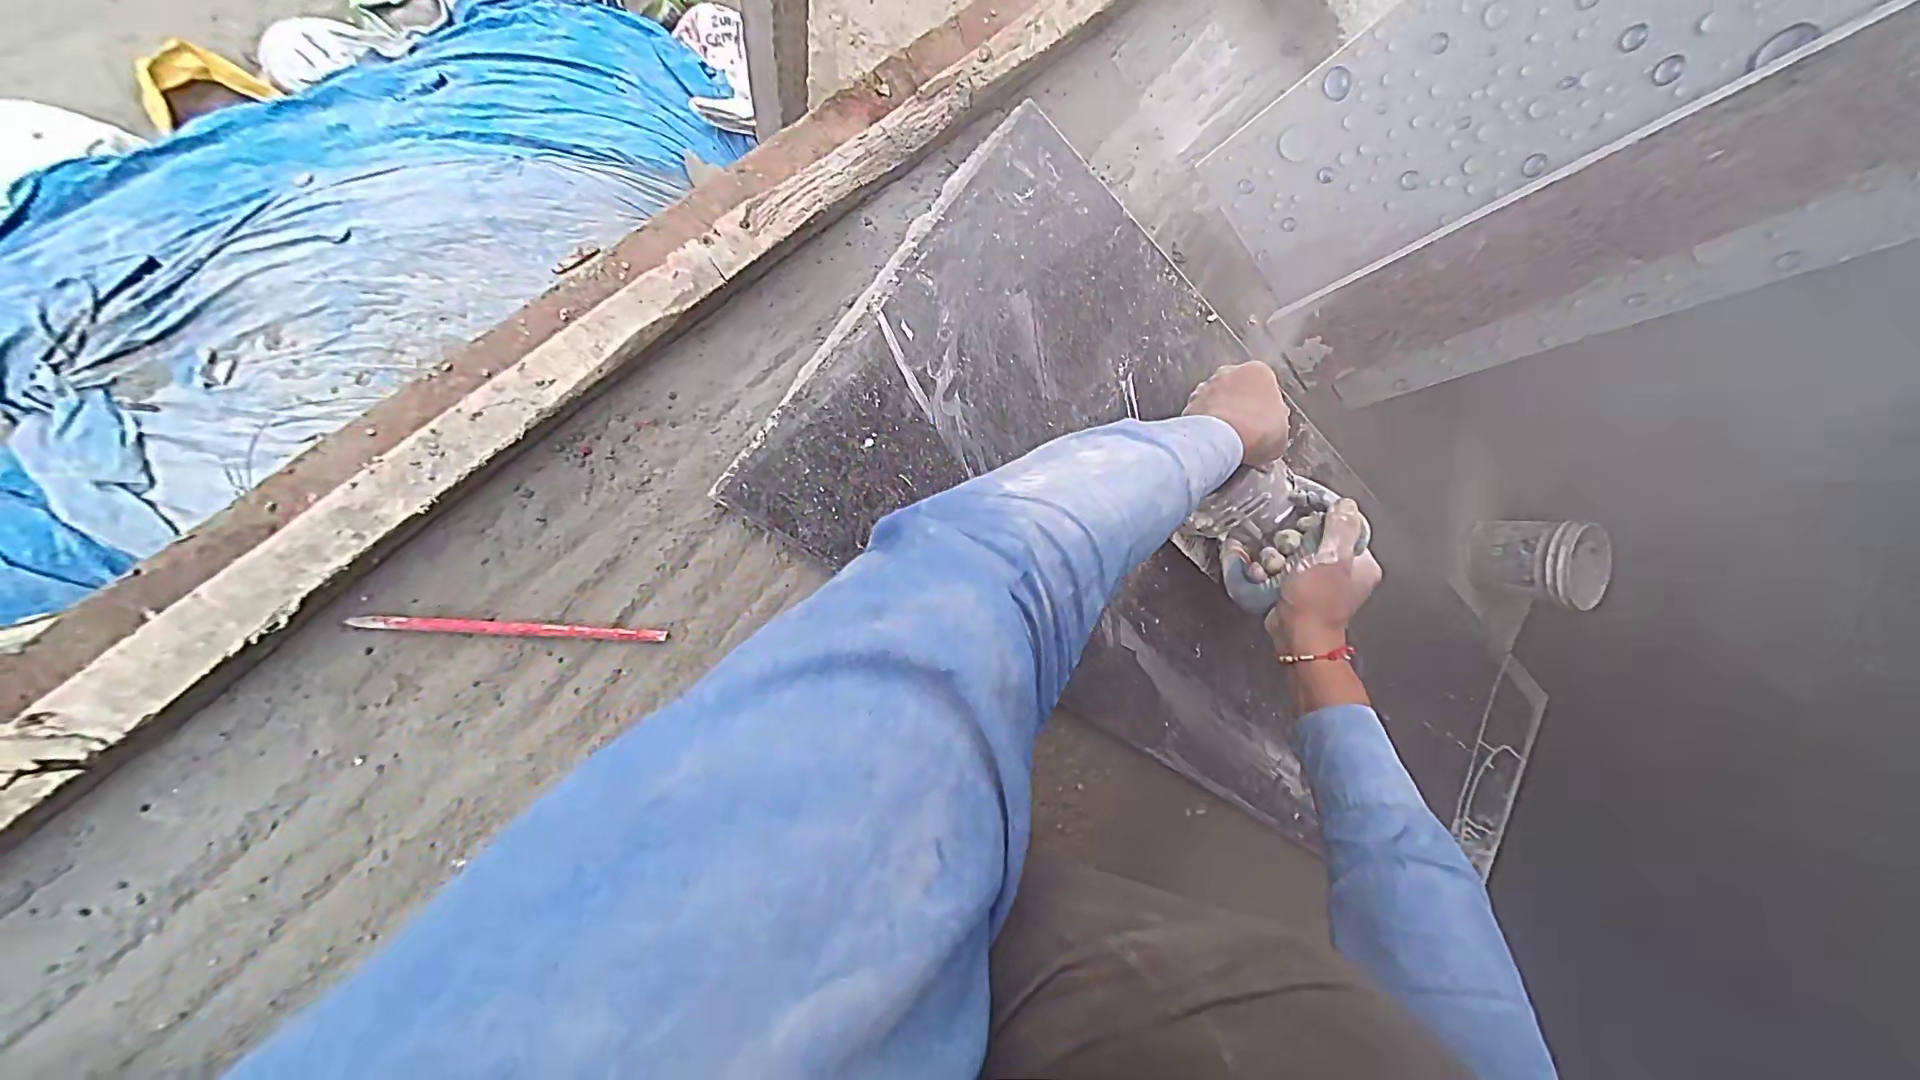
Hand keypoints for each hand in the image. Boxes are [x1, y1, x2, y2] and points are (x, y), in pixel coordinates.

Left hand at [1183, 362, 1289, 465]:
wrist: (1222, 439)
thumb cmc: (1259, 431)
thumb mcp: (1282, 430)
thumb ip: (1276, 421)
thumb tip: (1271, 426)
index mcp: (1257, 371)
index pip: (1262, 386)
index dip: (1262, 407)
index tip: (1262, 423)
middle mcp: (1228, 372)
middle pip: (1234, 389)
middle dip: (1236, 405)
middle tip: (1241, 429)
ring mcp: (1204, 387)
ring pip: (1213, 400)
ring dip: (1216, 414)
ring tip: (1222, 438)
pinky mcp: (1187, 405)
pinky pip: (1197, 415)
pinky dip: (1201, 425)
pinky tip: (1207, 441)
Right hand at [1263, 498, 1381, 652]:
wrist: (1297, 637)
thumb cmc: (1317, 601)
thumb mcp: (1331, 559)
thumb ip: (1340, 529)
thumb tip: (1346, 505)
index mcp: (1360, 562)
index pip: (1343, 528)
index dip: (1321, 521)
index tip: (1304, 523)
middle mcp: (1341, 570)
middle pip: (1312, 538)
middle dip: (1292, 541)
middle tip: (1286, 549)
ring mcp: (1316, 580)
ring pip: (1291, 552)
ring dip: (1276, 556)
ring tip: (1273, 566)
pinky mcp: (1294, 588)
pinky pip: (1279, 568)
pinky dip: (1268, 569)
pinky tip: (1264, 573)